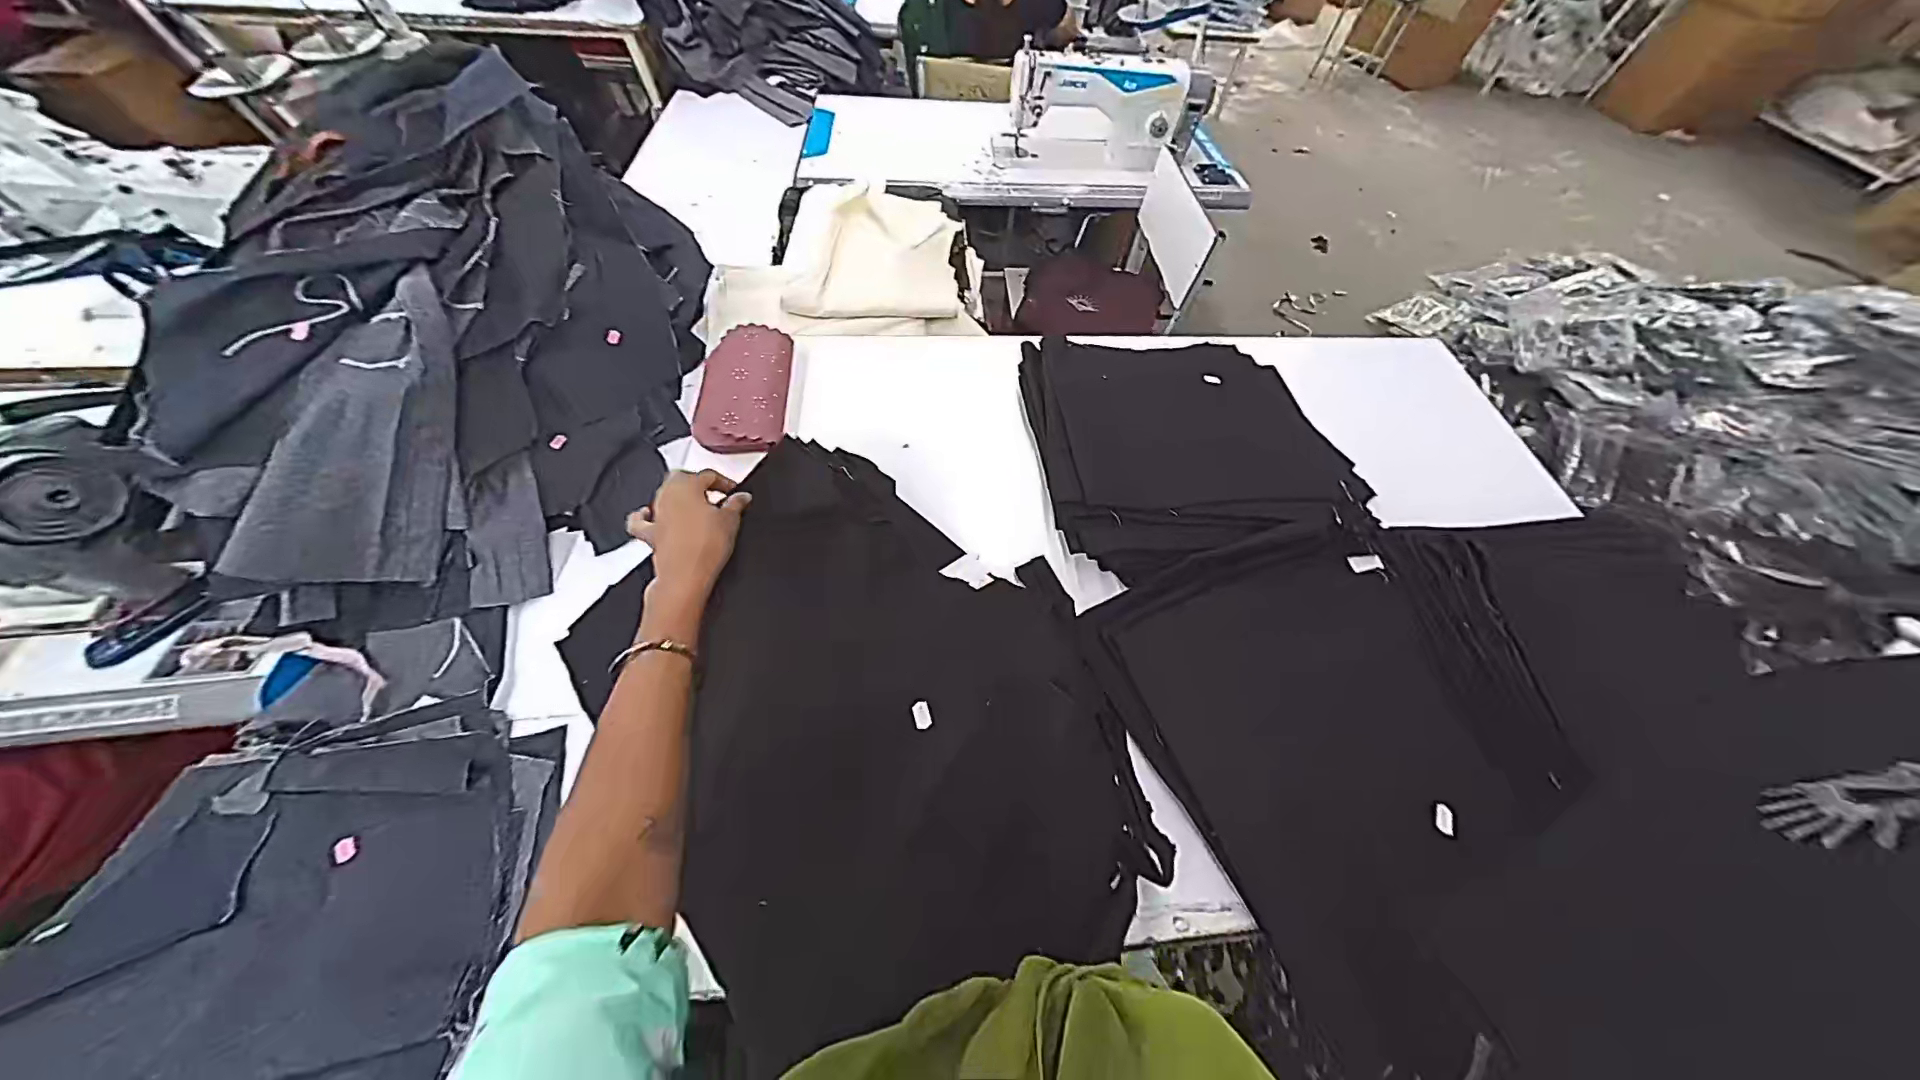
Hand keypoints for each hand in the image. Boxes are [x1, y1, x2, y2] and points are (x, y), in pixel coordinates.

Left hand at [627, 470, 750, 614]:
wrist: (686, 576)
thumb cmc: (704, 547)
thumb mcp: (731, 520)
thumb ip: (737, 504)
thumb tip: (742, 498)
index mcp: (686, 485)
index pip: (708, 475)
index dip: (724, 481)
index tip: (734, 491)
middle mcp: (666, 496)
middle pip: (682, 480)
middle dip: (698, 484)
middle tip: (716, 494)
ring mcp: (656, 515)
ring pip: (665, 497)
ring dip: (681, 499)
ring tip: (699, 510)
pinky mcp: (651, 535)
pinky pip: (642, 521)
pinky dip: (645, 517)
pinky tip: (653, 517)